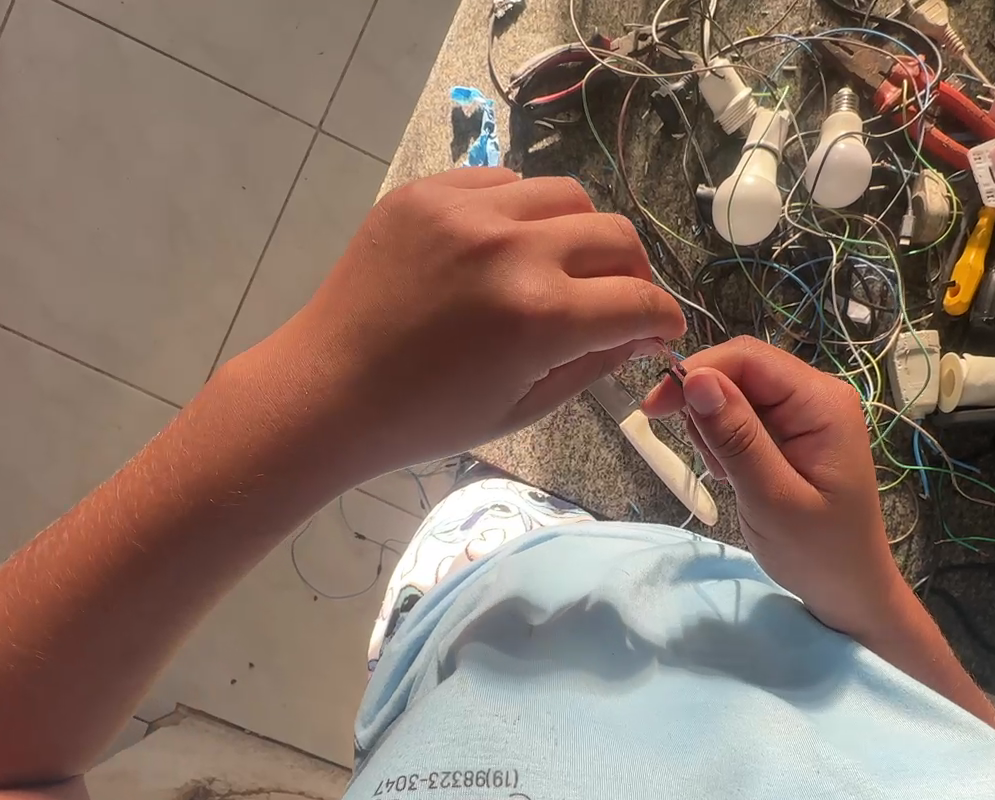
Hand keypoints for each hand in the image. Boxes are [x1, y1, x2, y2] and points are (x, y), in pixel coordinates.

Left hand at [247, 167, 685, 477]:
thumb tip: (640, 333)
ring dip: (586, 235)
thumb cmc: (428, 420)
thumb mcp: (523, 408)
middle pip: (616, 236)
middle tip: (619, 301)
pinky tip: (510, 250)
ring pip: (568, 196)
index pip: (639, 301)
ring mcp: (468, 211)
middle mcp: (514, 251)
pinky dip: (527, 215)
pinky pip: (507, 184)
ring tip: (566, 269)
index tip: (663, 329)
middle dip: (634, 274)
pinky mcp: (429, 191)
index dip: (664, 318)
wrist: (330, 389)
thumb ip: (592, 364)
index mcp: (541, 319)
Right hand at [642, 337, 906, 637]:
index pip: (748, 358)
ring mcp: (805, 415)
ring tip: (729, 476)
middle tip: (708, 462)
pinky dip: (726, 443)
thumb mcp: (771, 498)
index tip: (654, 410)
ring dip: (715, 429)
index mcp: (821, 402)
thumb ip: (735, 437)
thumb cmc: (818, 553)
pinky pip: (744, 419)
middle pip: (740, 371)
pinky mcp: (792, 435)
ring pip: (735, 394)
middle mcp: (815, 396)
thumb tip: (695, 379)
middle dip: (706, 406)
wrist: (849, 591)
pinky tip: (736, 476)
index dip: (696, 373)